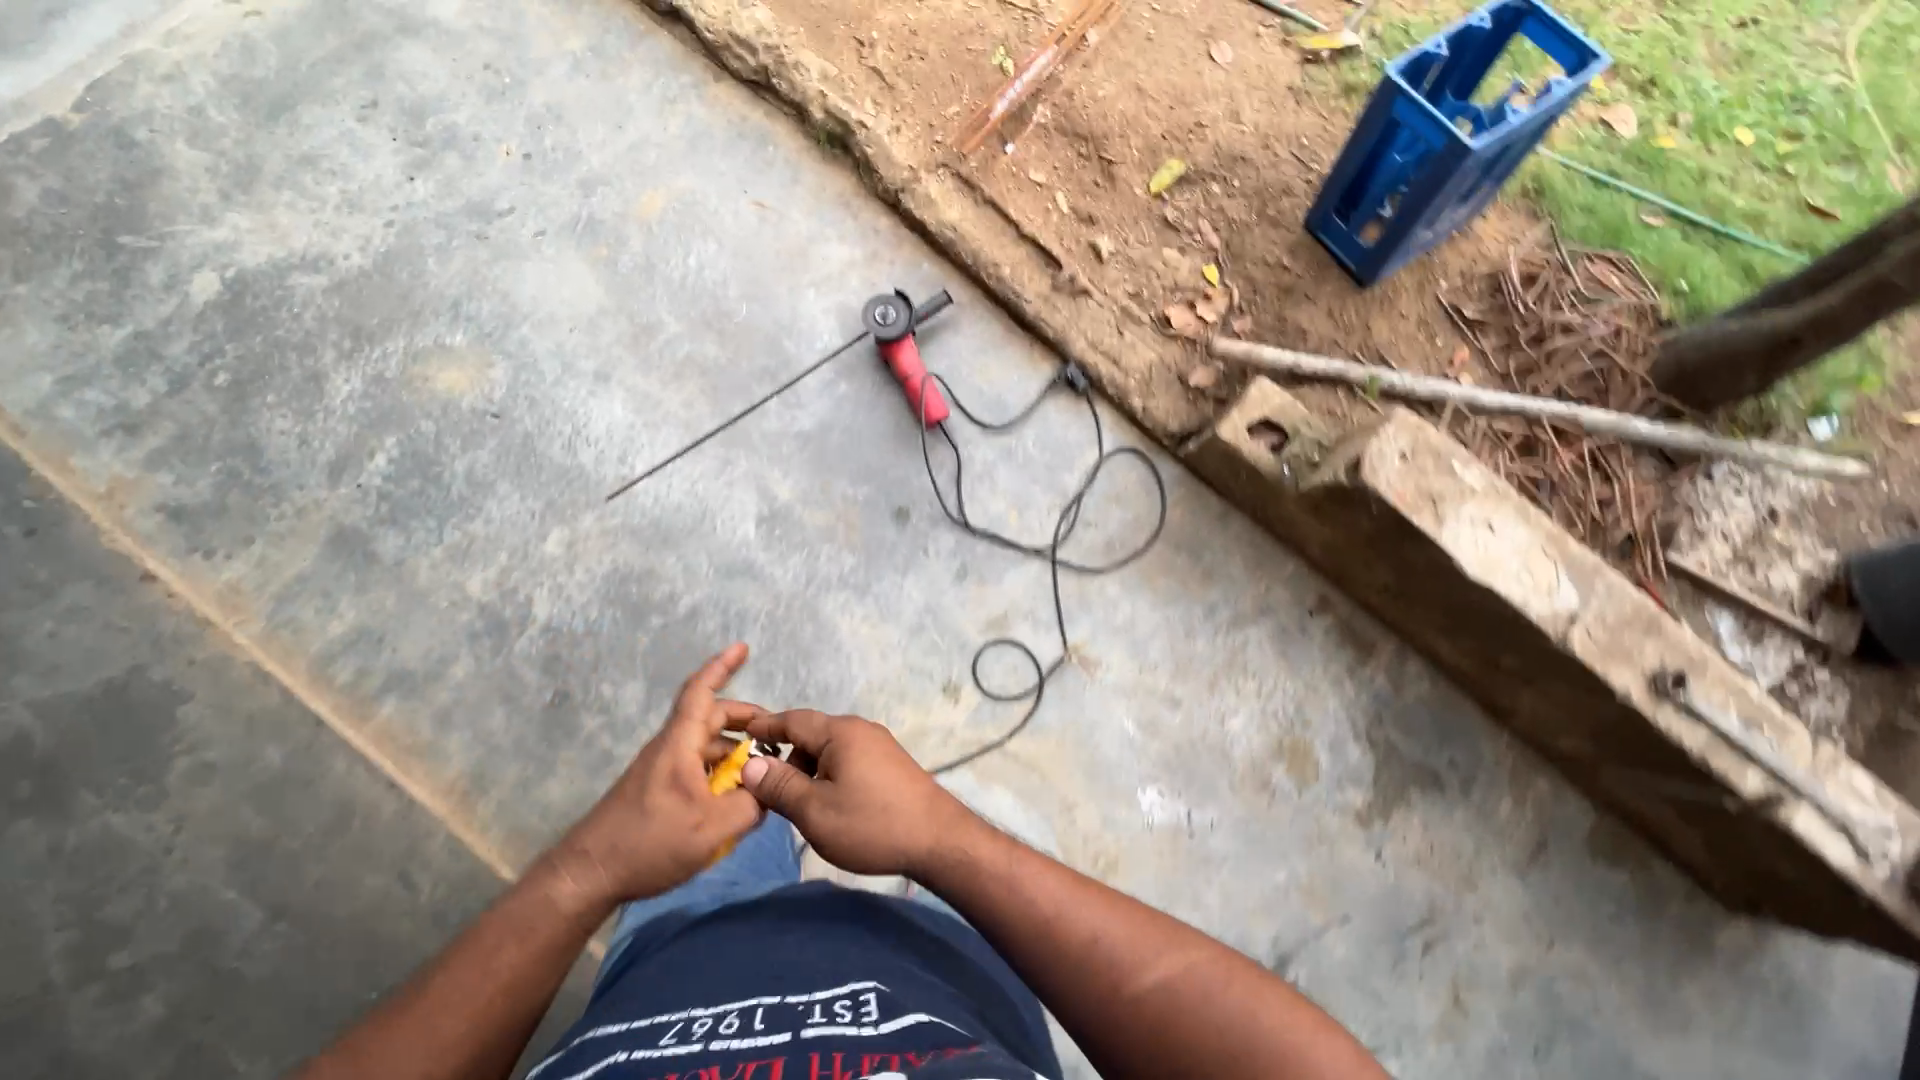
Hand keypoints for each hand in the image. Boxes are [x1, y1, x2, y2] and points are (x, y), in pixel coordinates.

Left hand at [543, 644, 764, 913]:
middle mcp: (670, 749)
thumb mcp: (712, 828)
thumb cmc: (648, 843)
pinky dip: (721, 772)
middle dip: (745, 719)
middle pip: (710, 717)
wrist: (590, 875)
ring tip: (763, 772)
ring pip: (706, 745)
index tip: (743, 647)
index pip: (701, 692)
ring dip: (735, 750)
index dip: (722, 666)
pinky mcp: (659, 791)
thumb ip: (750, 805)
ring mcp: (662, 771)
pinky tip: (737, 798)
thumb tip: (768, 792)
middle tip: (775, 734)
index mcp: (679, 745)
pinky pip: (698, 767)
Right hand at [740, 710, 982, 878]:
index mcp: (840, 732)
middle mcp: (861, 729)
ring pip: (831, 750)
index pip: (792, 719)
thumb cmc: (871, 824)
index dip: (764, 727)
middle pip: (811, 735)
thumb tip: (750, 763)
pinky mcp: (891, 765)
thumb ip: (780, 785)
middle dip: (786, 757)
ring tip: (798, 804)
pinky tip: (829, 804)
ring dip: (809, 770)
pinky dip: (830, 775)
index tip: (739, 736)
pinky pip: (849, 760)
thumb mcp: (815, 810)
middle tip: (767, 790)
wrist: (939, 840)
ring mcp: (880, 746)